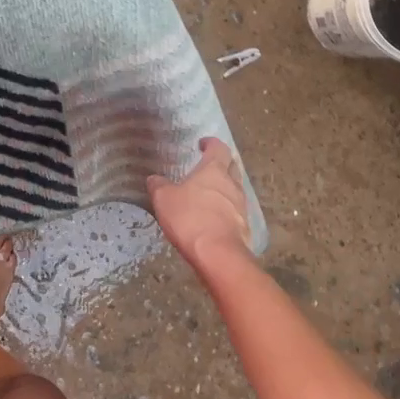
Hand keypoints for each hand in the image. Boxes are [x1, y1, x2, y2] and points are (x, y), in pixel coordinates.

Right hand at [148, 137, 258, 271]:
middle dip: (222, 164)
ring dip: (224, 189)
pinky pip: (235, 212)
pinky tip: (213, 218)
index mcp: (214, 170)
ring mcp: (241, 207)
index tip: (202, 144)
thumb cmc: (190, 218)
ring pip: (235, 190)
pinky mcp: (244, 228)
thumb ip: (158, 186)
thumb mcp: (164, 199)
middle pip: (232, 167)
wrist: (218, 255)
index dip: (211, 143)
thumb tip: (154, 179)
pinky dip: (226, 210)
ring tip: (208, 195)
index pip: (218, 148)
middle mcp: (232, 184)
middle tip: (207, 167)